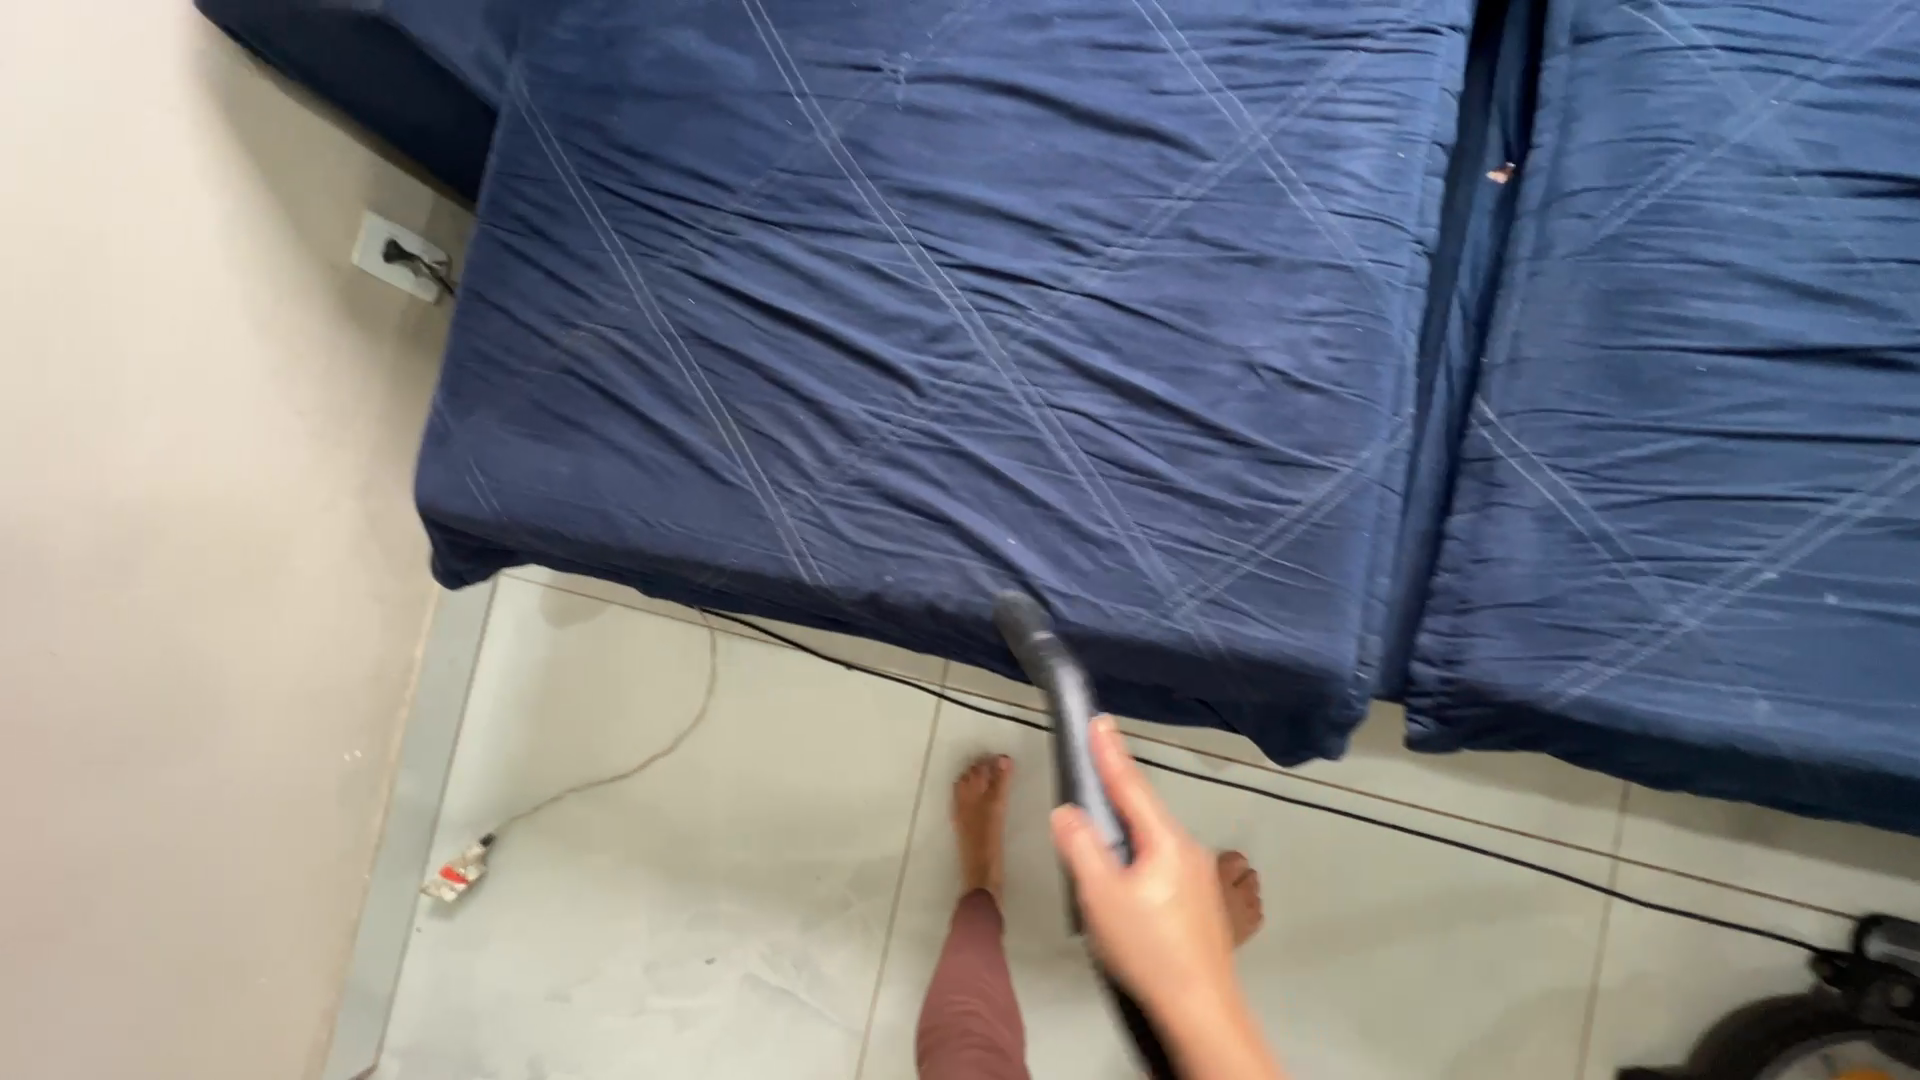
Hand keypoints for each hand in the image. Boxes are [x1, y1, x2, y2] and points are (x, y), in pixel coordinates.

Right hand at [1049, 716, 1240, 1022]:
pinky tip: (1128, 887)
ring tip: (1100, 851)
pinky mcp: (1201, 904)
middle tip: (1091, 777)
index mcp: (1165, 842)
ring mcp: (1200, 878)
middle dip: (1117, 796)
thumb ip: (1081, 848)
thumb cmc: (1149, 951)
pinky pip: (1163, 864)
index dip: (1110, 752)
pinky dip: (1140, 859)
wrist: (1202, 1013)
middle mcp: (1188, 850)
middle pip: (1144, 813)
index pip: (1131, 785)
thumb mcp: (1101, 897)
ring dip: (1127, 835)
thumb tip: (1068, 812)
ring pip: (1154, 842)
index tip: (1099, 720)